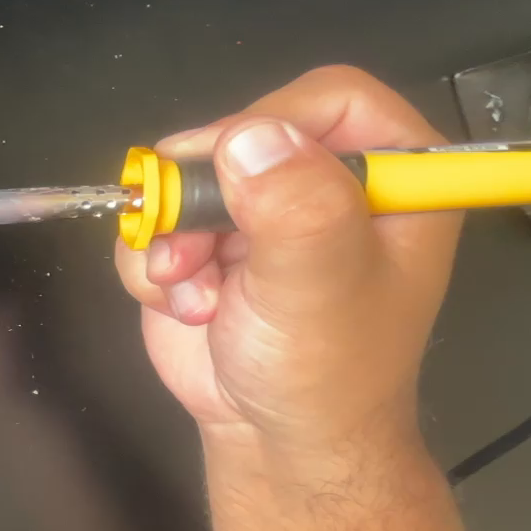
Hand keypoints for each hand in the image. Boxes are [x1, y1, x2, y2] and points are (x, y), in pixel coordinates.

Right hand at [112, 66, 461, 454]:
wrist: (269, 429)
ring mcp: (248, 221)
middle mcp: (313, 189)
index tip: (216, 174)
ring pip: (175, 190)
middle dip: (195, 200)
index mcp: (383, 178)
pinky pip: (147, 232)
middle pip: (230, 143)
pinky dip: (147, 269)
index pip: (324, 102)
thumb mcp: (317, 286)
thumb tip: (248, 139)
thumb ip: (295, 209)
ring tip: (192, 293)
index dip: (264, 124)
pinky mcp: (196, 251)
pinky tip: (180, 303)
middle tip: (189, 247)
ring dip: (165, 243)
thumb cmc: (321, 365)